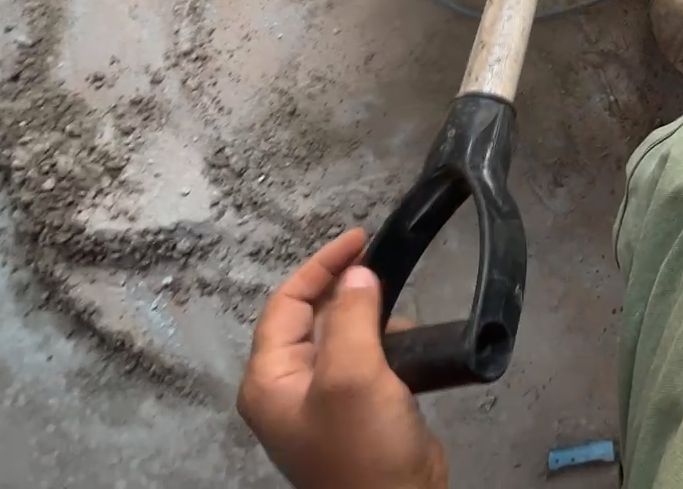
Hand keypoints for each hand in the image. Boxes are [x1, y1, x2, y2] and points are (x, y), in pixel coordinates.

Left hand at [238, 228, 447, 488]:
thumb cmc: (363, 444)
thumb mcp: (353, 374)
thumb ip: (352, 317)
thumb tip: (358, 273)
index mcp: (272, 379)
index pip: (287, 304)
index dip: (321, 265)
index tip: (361, 237)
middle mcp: (290, 386)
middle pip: (312, 315)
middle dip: (346, 285)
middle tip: (384, 260)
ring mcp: (323, 398)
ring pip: (342, 333)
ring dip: (369, 311)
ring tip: (400, 303)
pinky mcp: (356, 406)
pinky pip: (364, 353)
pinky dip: (385, 335)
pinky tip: (410, 339)